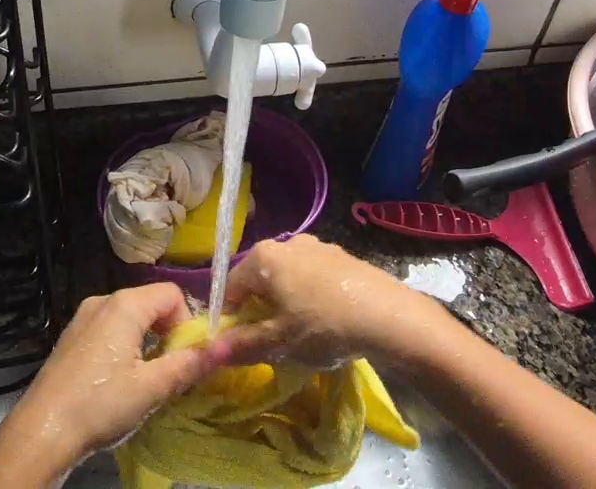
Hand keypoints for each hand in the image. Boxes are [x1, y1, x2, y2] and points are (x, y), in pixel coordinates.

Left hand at [0, 284, 220, 484]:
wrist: (42, 431)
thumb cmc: (101, 405)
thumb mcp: (152, 388)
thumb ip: (189, 364)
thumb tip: (225, 347)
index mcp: (125, 304)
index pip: (172, 294)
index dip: (187, 323)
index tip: (185, 358)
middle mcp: (103, 300)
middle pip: (150, 304)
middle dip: (167, 334)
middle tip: (168, 373)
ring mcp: (83, 317)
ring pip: (129, 318)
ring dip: (146, 343)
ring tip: (144, 382)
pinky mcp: (71, 336)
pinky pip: (109, 329)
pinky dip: (123, 347)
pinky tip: (117, 382)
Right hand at [217, 234, 447, 367]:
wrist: (387, 315)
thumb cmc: (322, 325)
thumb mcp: (278, 342)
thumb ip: (241, 345)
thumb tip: (208, 353)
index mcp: (263, 257)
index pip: (231, 285)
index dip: (230, 316)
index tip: (240, 342)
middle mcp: (287, 242)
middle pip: (260, 279)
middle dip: (260, 308)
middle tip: (272, 340)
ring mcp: (318, 246)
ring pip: (289, 278)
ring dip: (287, 302)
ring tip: (302, 333)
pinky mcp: (343, 257)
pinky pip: (314, 278)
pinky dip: (312, 297)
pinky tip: (328, 321)